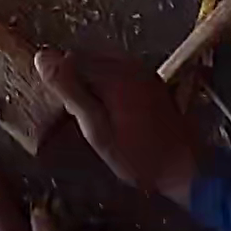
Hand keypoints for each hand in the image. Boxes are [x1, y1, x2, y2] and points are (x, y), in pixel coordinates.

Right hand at [34, 49, 200, 204]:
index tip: (61, 106)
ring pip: (98, 63)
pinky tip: (110, 109)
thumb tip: (41, 57)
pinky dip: (105, 84)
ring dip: (89, 82)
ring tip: (92, 113)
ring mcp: (139, 70)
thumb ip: (70, 91)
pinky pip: (115, 71)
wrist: (189, 173)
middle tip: (75, 113)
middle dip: (73, 79)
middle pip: (83, 57)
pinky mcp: (148, 79)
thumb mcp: (96, 130)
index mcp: (112, 71)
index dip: (60, 80)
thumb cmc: (138, 156)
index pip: (68, 57)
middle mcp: (126, 63)